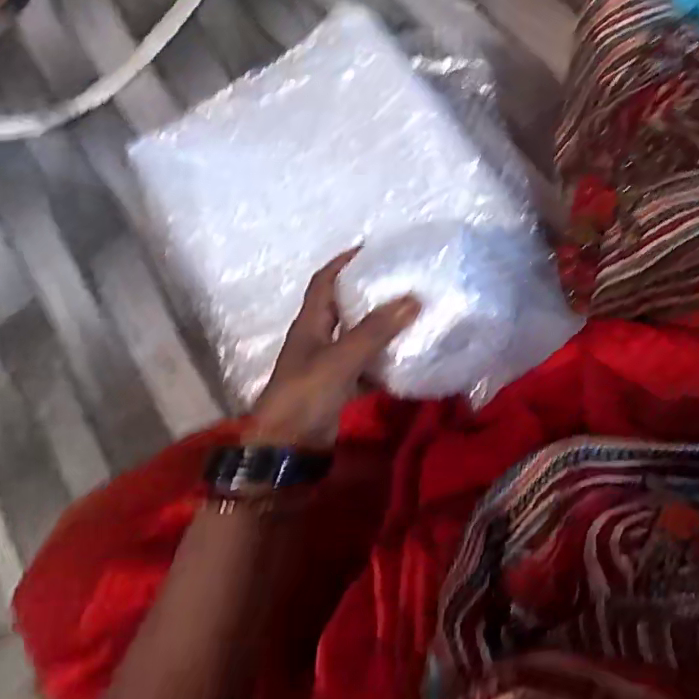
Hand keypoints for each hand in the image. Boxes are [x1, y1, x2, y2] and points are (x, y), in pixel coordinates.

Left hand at [244, 251, 419, 449]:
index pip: (324, 282)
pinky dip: (382, 362)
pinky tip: (405, 360)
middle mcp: (316, 339)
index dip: (343, 262)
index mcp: (309, 324)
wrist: (286, 447)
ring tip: (410, 316)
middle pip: (342, 307)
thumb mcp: (340, 359)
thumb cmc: (305, 395)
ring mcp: (326, 366)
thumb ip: (374, 331)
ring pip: (356, 338)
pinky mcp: (337, 389)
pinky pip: (364, 367)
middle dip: (368, 294)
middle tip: (400, 283)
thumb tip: (412, 299)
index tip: (371, 250)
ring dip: (379, 328)